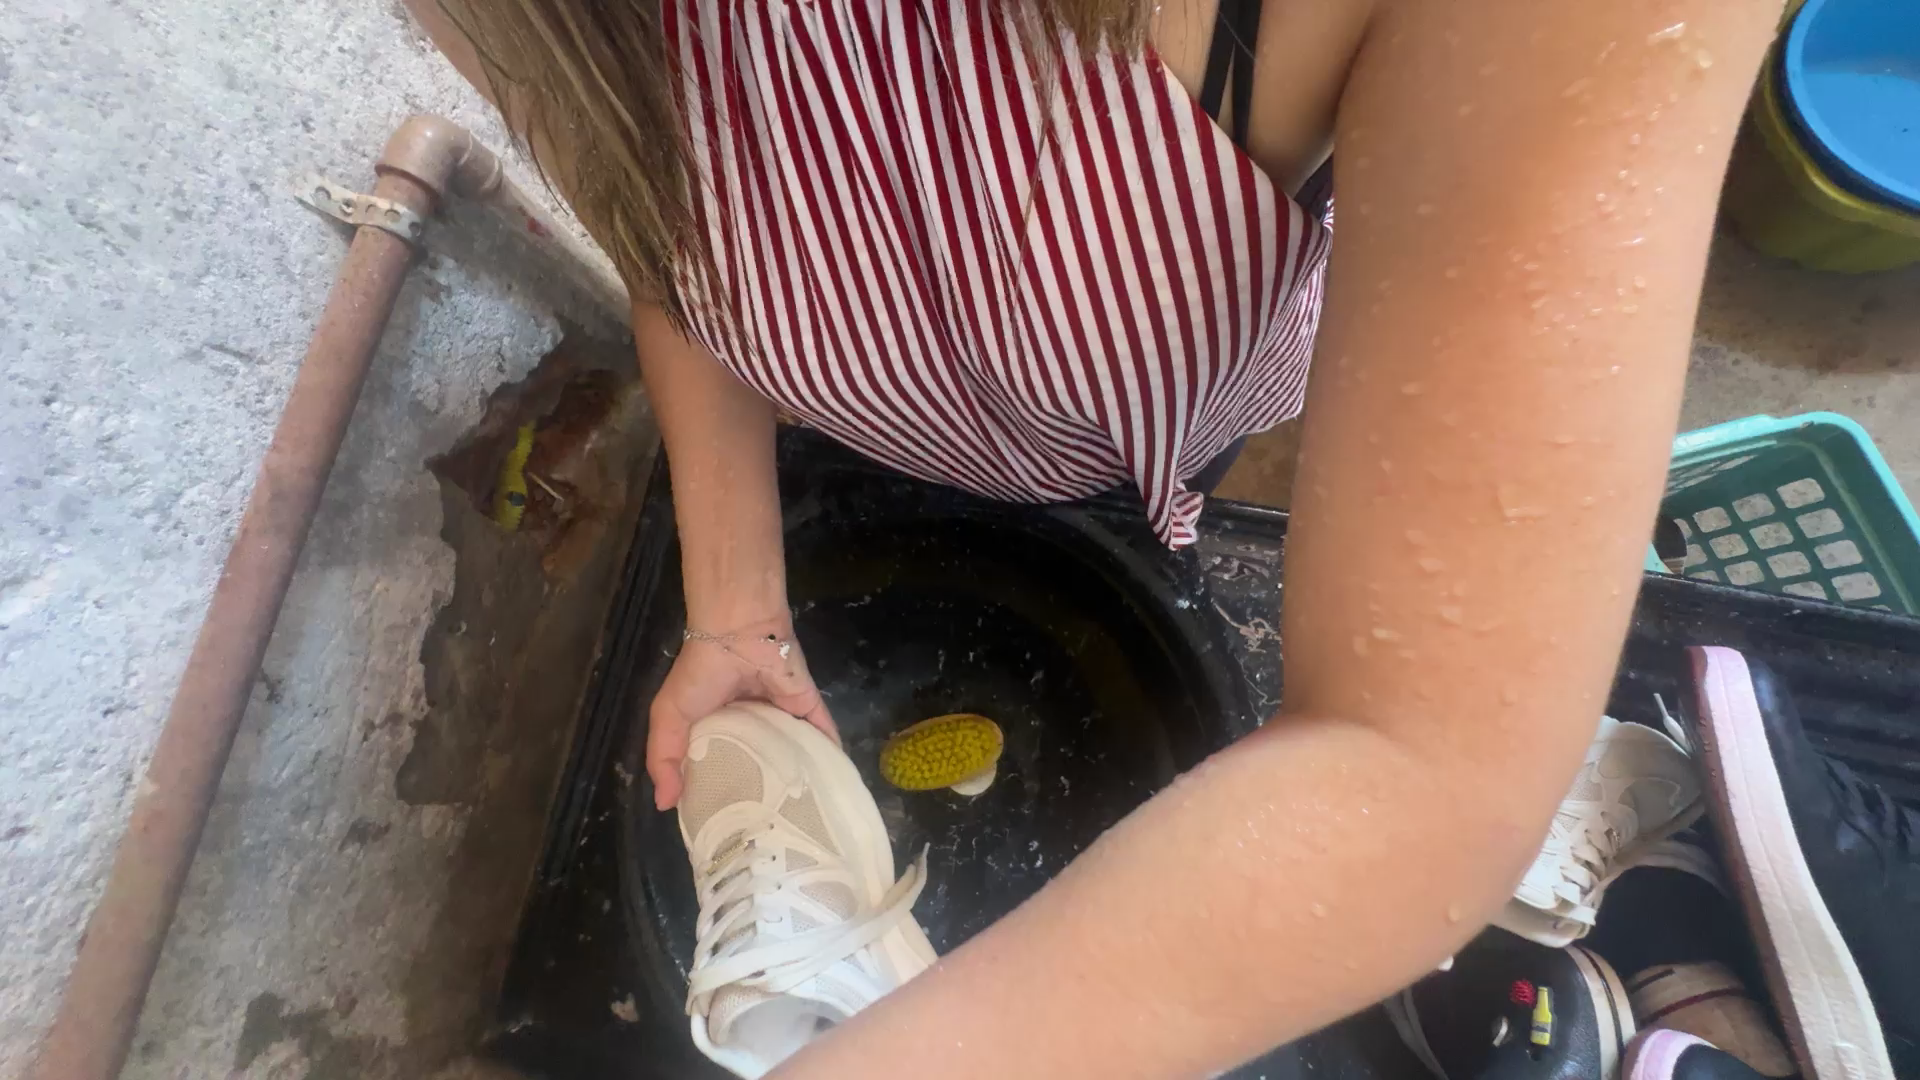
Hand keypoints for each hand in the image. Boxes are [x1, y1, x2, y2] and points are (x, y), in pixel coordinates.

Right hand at [647, 615, 836, 809]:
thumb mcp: (668, 717)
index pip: (724, 765)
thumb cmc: (700, 674)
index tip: (730, 828)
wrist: (736, 633)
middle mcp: (753, 723)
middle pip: (764, 762)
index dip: (725, 793)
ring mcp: (782, 714)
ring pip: (795, 751)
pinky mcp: (807, 705)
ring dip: (802, 776)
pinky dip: (829, 754)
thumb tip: (666, 805)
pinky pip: (821, 733)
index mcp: (718, 726)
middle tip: (772, 829)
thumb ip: (664, 760)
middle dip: (768, 791)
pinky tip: (834, 784)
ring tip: (807, 815)